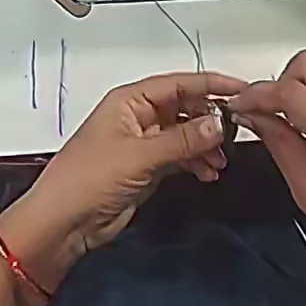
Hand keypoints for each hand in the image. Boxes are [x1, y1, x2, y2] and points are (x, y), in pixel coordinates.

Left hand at [4, 72, 246, 280]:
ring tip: (222, 159)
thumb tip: (219, 123)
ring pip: (184, 133)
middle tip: (237, 129)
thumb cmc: (89, 178)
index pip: (177, 84)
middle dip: (210, 117)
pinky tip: (209, 172)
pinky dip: (195, 161)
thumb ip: (183, 139)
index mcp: (129, 101)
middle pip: (183, 107)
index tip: (240, 88)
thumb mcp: (140, 156)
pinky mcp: (146, 167)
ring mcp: (143, 142)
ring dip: (205, 144)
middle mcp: (138, 116)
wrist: (65, 222)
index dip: (209, 84)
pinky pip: (179, 155)